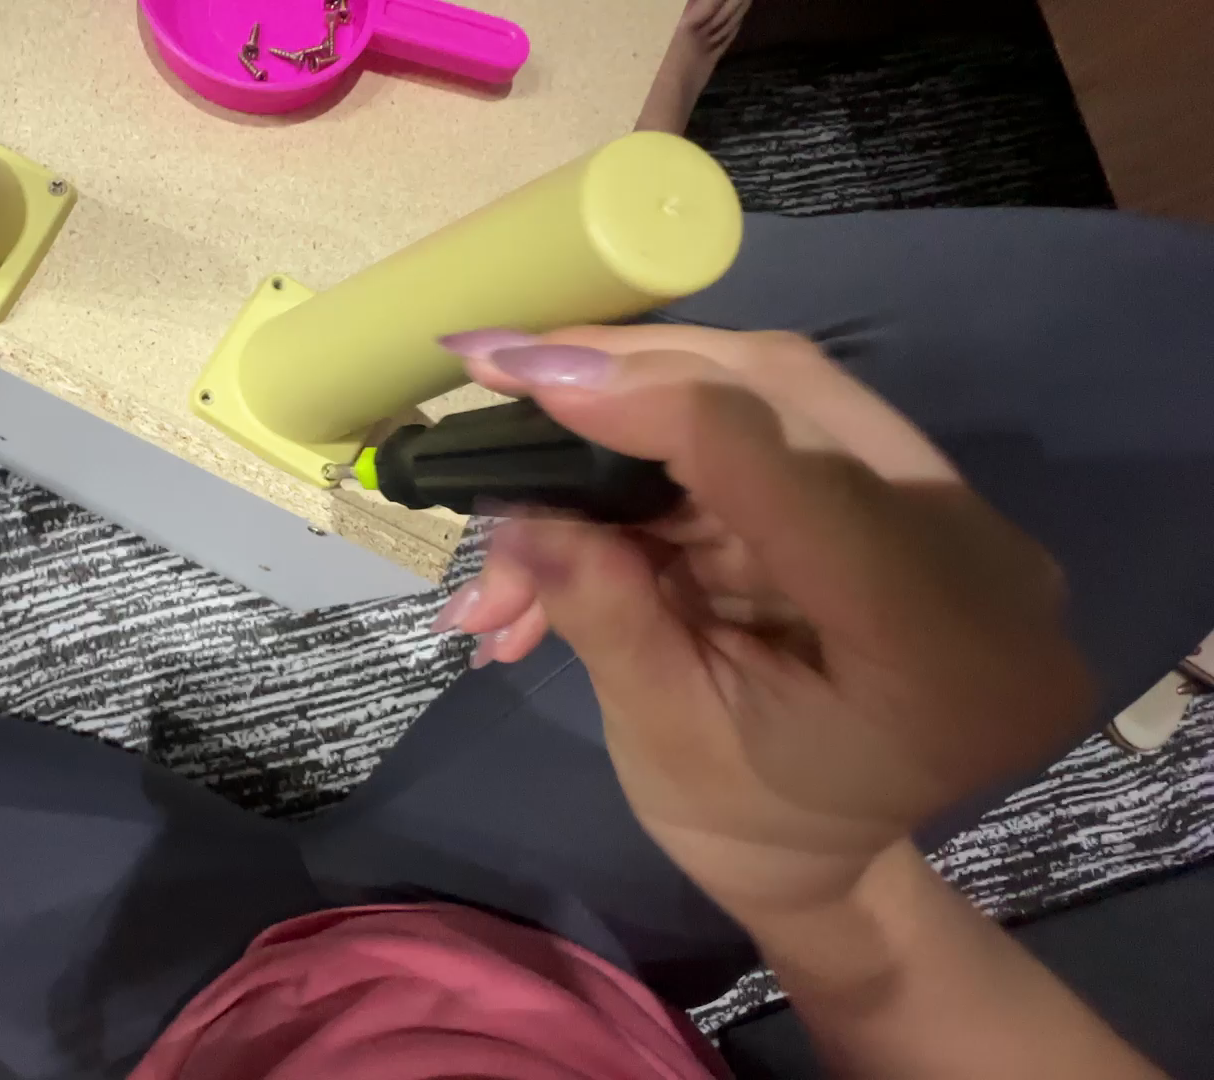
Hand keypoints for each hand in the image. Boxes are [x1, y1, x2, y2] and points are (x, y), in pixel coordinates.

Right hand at [434, 326, 1093, 924]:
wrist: (812, 840)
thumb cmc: (743, 818)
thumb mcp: (658, 730)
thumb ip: (601, 613)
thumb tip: (517, 515)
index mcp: (939, 645)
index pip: (794, 473)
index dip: (654, 407)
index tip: (525, 375)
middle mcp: (964, 548)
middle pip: (784, 390)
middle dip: (626, 368)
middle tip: (503, 364)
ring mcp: (920, 507)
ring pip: (757, 389)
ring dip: (618, 404)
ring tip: (515, 442)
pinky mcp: (860, 490)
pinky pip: (738, 426)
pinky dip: (633, 444)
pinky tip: (564, 486)